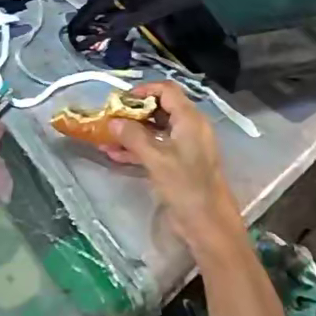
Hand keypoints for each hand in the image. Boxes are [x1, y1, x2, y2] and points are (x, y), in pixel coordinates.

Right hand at [103, 82, 245, 259]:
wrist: (209, 225)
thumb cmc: (186, 186)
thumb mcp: (156, 159)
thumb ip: (133, 137)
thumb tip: (113, 121)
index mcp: (190, 120)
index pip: (166, 91)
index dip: (143, 91)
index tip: (120, 100)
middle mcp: (189, 128)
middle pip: (160, 109)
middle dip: (134, 113)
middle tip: (110, 118)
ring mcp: (185, 147)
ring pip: (155, 130)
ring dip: (132, 133)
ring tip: (106, 139)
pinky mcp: (179, 164)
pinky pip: (156, 148)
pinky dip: (137, 149)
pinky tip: (115, 155)